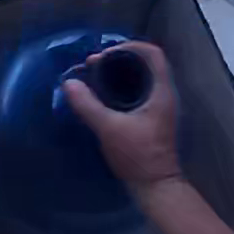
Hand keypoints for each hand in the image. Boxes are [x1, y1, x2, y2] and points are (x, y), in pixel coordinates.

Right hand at [61, 40, 183, 196]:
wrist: (156, 187)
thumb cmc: (137, 156)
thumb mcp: (109, 129)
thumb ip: (88, 105)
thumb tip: (69, 83)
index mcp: (161, 91)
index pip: (153, 54)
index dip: (129, 47)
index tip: (105, 54)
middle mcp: (164, 94)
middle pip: (146, 63)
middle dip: (119, 59)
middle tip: (94, 65)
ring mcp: (160, 107)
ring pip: (142, 78)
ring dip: (120, 73)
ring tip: (95, 77)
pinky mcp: (153, 118)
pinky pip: (139, 91)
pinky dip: (122, 87)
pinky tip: (103, 95)